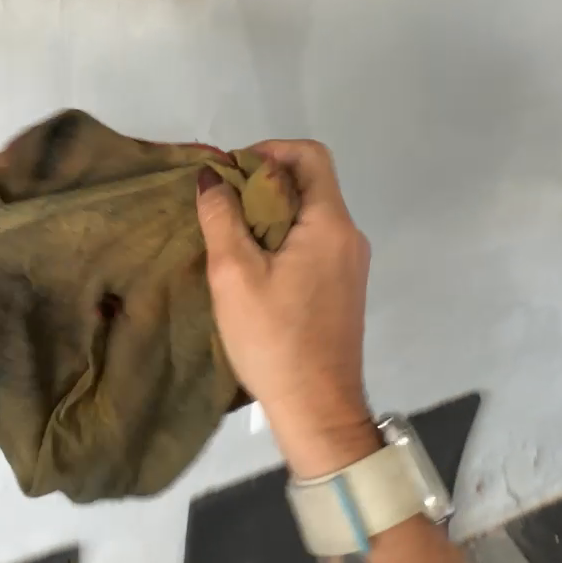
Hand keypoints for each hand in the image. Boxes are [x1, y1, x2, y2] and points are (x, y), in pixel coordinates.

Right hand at [195, 140, 380, 477]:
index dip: (271, 150)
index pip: (311, 155)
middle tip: (222, 203)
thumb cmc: (274, 339)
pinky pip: (314, 240)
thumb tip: (211, 177)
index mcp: (330, 224)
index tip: (233, 170)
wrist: (319, 412)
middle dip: (264, 181)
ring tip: (231, 234)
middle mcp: (349, 236)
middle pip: (310, 183)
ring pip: (310, 213)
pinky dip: (284, 236)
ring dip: (271, 211)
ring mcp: (350, 263)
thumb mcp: (234, 274)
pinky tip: (253, 263)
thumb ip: (221, 218)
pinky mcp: (343, 286)